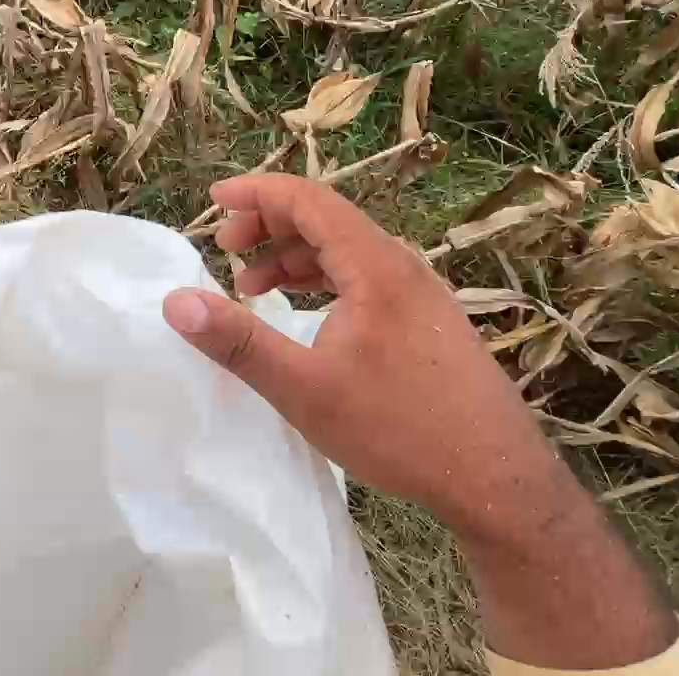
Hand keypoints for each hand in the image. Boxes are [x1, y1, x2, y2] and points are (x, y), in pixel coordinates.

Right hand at [163, 174, 676, 669]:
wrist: (503, 486)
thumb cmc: (399, 430)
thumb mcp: (303, 388)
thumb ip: (237, 341)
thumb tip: (175, 302)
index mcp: (375, 267)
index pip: (309, 200)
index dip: (256, 192)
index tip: (212, 201)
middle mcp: (401, 268)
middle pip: (325, 218)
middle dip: (267, 225)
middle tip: (225, 251)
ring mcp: (420, 295)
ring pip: (344, 249)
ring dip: (291, 255)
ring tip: (250, 286)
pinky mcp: (427, 322)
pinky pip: (362, 276)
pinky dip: (320, 278)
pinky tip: (303, 312)